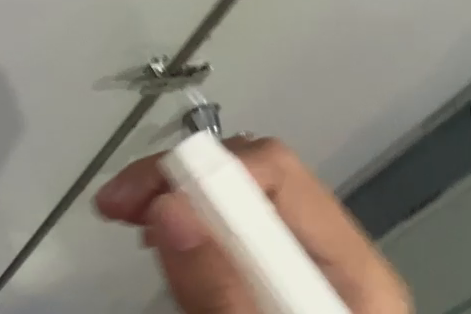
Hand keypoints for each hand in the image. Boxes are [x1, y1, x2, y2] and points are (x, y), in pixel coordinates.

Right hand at [95, 138, 411, 313]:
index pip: (274, 173)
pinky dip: (189, 240)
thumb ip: (223, 296)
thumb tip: (167, 208)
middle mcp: (332, 264)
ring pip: (235, 209)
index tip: (133, 201)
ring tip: (130, 223)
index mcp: (354, 274)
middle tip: (116, 207)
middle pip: (250, 183)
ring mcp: (305, 283)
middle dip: (178, 183)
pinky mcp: (275, 299)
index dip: (201, 170)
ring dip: (177, 208)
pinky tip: (166, 257)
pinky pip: (230, 245)